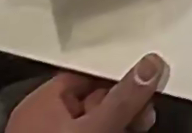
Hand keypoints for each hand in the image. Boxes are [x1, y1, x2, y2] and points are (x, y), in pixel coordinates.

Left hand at [5, 54, 166, 132]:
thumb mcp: (95, 130)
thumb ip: (123, 98)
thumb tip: (151, 65)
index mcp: (40, 104)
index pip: (85, 75)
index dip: (117, 76)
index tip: (145, 81)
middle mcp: (39, 124)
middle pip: (91, 101)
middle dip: (123, 105)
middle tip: (147, 112)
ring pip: (91, 125)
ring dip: (120, 123)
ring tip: (142, 124)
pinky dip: (108, 132)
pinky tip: (129, 132)